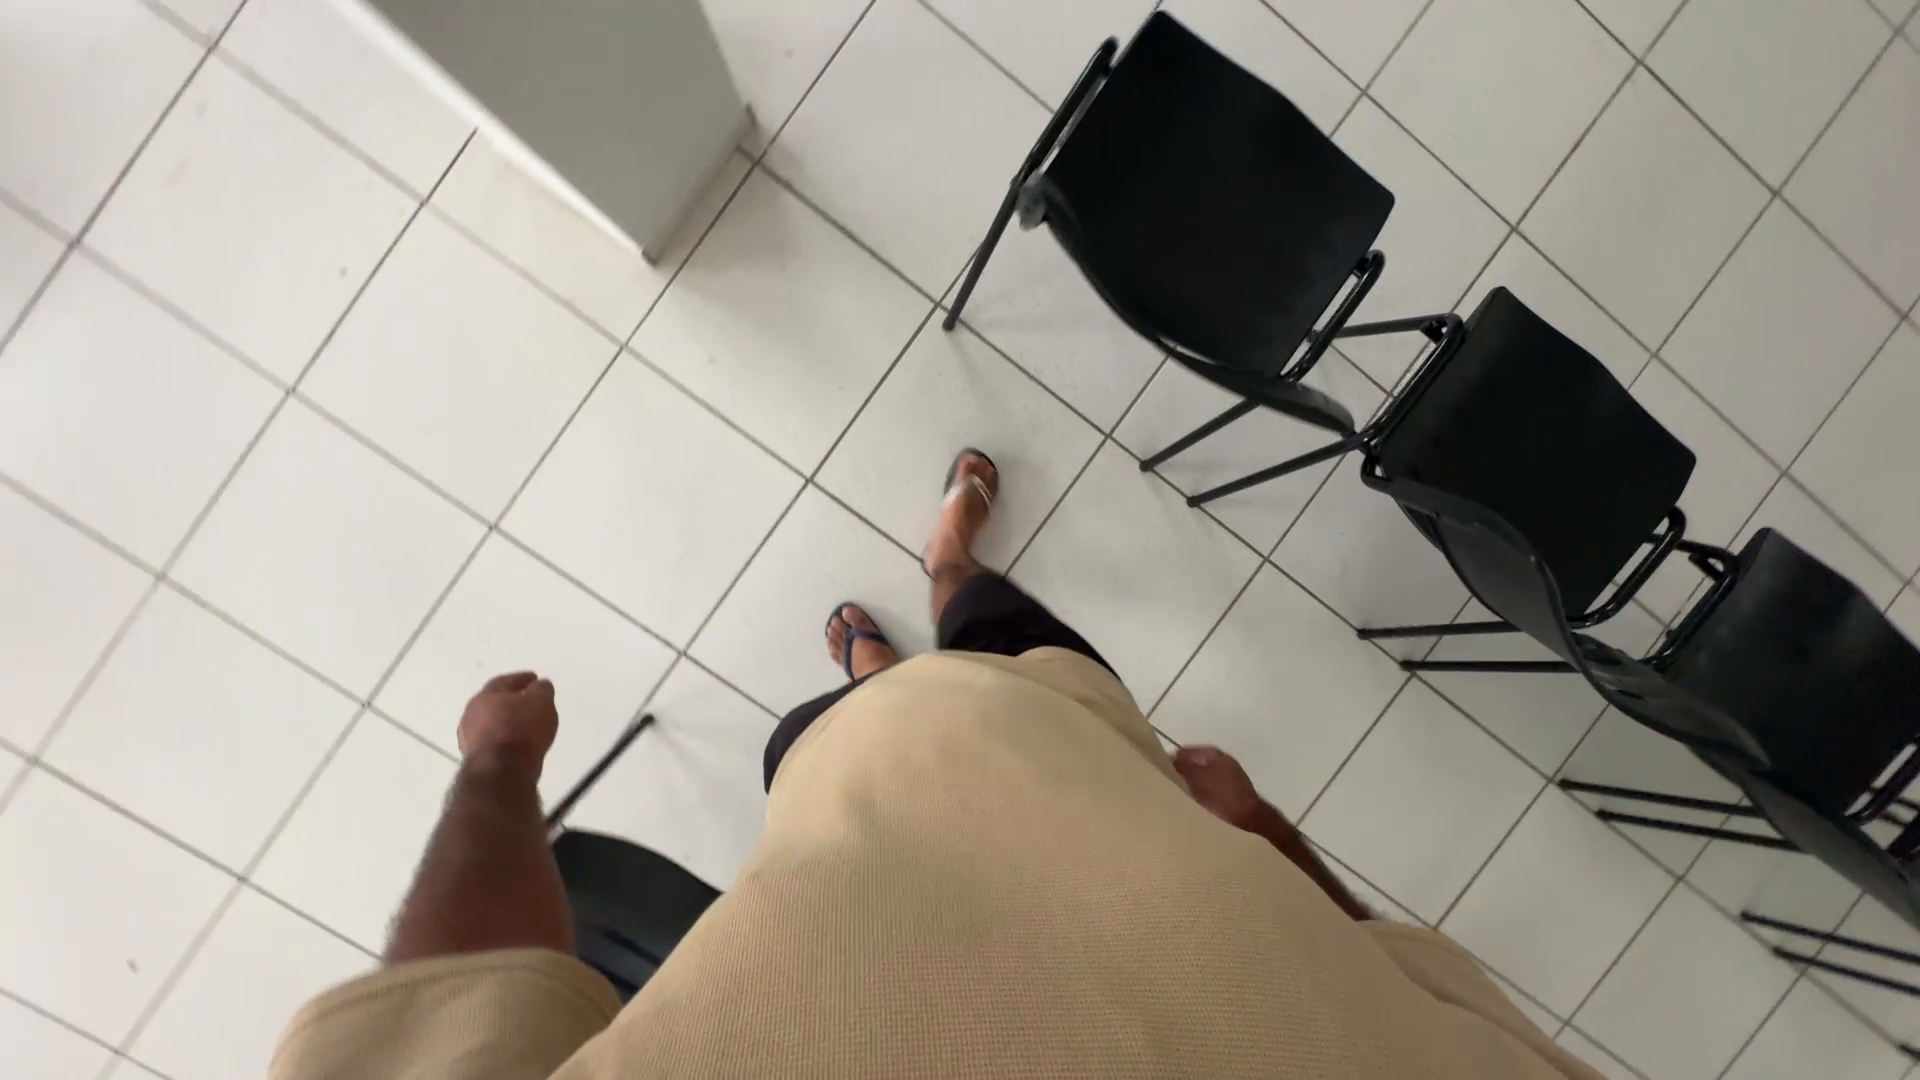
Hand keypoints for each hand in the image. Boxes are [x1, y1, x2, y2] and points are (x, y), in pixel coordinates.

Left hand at [458, 672, 557, 775]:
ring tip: (526, 724)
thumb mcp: (542, 702)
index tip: (535, 678)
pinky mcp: (473, 758)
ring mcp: (469, 738)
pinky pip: (492, 741)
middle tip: (528, 701)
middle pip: (493, 702)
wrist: (503, 770)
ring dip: (506, 721)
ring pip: (490, 723)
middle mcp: (471, 714)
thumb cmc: (523, 729)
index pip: (504, 681)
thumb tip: (539, 684)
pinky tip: (518, 742)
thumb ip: (542, 690)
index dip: (521, 678)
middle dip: (510, 700)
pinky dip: (504, 738)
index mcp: (486, 696)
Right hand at [1172, 746, 1269, 831]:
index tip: (1165, 773)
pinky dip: (1206, 788)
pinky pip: (1213, 782)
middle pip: (1196, 761)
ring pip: (1204, 772)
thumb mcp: (1198, 780)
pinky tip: (1203, 799)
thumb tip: (1171, 758)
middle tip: (1175, 784)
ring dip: (1195, 780)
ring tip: (1188, 793)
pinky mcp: (1235, 786)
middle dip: (1185, 771)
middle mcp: (1223, 759)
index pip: (1186, 751)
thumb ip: (1183, 767)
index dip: (1174, 760)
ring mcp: (1231, 772)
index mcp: (1214, 754)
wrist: (1252, 817)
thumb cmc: (1222, 796)